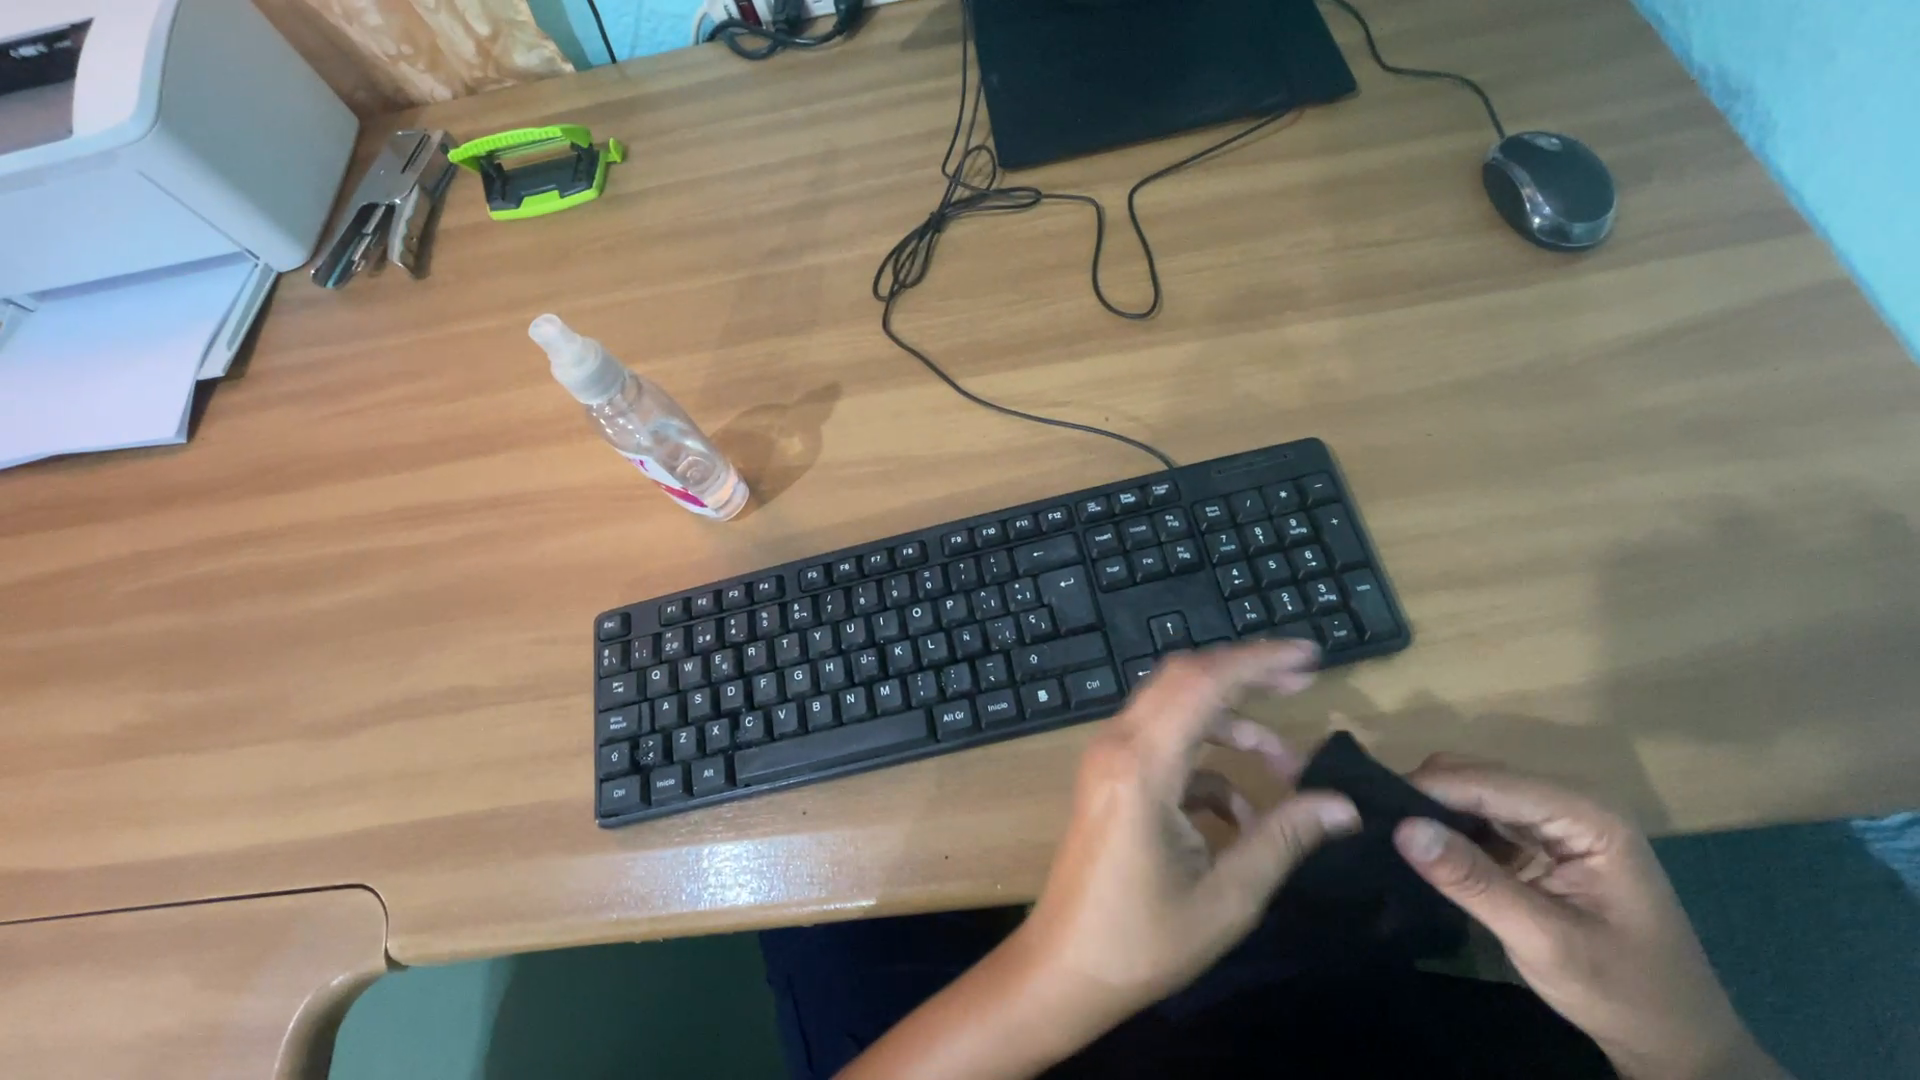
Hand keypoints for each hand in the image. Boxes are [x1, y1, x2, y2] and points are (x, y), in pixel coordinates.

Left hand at [840, 641, 1355, 1079]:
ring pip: (1174, 711)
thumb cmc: (1142, 941)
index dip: (1259, 661)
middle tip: (1303, 683)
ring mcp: (1107, 761)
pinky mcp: (1108, 780)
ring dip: (1229, 727)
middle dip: (1246, 676)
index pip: (1203, 683)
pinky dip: (1205, 763)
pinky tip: (1240, 814)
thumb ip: (1284, 840)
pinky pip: (1162, 748)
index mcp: (1143, 766)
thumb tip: (1344, 805)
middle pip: (1184, 681)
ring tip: (1286, 768)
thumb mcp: (1227, 897)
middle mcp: (1118, 746)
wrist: (1063, 969)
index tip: (1311, 657)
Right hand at [1393, 758, 1786, 1079]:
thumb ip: (1473, 881)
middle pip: (1476, 776)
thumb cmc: (1622, 991)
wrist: (1674, 1040)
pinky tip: (1419, 850)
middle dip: (1423, 796)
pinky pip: (1479, 817)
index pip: (1488, 780)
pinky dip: (1446, 829)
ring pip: (1471, 792)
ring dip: (1430, 811)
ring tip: (1383, 834)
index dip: (1425, 789)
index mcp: (1588, 816)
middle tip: (1369, 825)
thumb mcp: (1544, 940)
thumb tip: (1402, 827)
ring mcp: (1555, 821)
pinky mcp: (1539, 841)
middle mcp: (1571, 804)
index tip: (1364, 806)